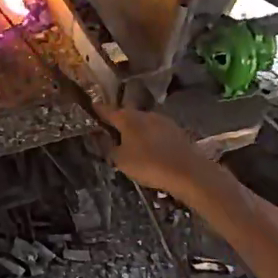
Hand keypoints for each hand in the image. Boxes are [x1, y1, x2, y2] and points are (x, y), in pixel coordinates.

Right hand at [92, 103, 215, 195]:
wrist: (186, 170)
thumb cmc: (148, 164)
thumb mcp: (121, 160)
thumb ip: (110, 149)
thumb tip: (105, 141)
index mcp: (128, 118)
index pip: (108, 110)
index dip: (98, 110)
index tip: (92, 107)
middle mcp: (144, 113)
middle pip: (127, 115)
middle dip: (119, 121)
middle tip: (111, 131)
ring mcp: (162, 120)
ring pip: (143, 122)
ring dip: (136, 129)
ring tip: (131, 142)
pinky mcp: (175, 130)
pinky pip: (156, 131)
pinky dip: (150, 136)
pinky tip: (150, 148)